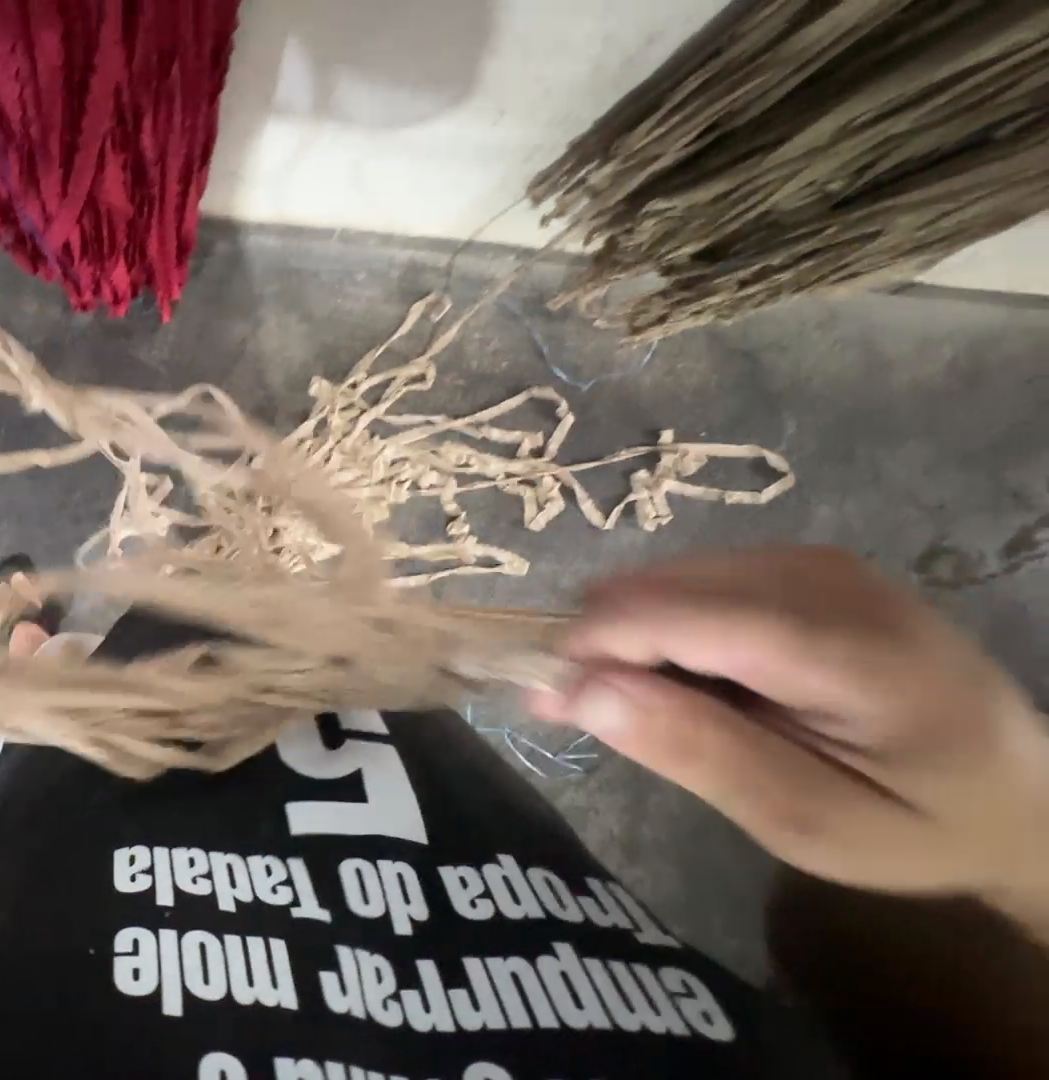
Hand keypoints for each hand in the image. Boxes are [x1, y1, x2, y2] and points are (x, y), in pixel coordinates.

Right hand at [530, 547, 1048, 916]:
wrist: (1010, 790)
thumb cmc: (911, 823)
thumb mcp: (808, 823)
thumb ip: (699, 754)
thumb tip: (581, 691)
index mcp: (866, 658)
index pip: (699, 618)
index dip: (604, 642)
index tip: (546, 692)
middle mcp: (838, 585)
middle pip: (669, 591)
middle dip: (604, 644)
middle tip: (577, 709)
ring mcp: (817, 563)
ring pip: (664, 578)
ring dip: (625, 634)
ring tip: (636, 699)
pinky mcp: (797, 561)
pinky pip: (684, 577)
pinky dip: (654, 622)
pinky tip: (679, 668)